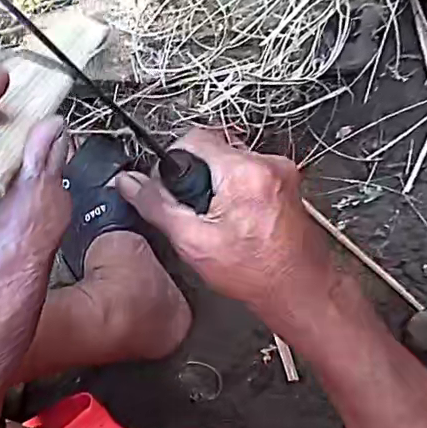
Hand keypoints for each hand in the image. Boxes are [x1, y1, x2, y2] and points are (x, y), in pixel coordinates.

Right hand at [114, 128, 339, 329]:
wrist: (297, 289)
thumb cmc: (255, 271)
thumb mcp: (191, 240)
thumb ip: (155, 205)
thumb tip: (129, 183)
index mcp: (245, 173)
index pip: (193, 139)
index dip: (171, 162)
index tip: (169, 187)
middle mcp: (268, 164)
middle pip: (211, 148)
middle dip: (193, 175)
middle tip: (193, 209)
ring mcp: (281, 172)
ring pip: (227, 160)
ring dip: (213, 183)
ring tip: (213, 217)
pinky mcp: (285, 182)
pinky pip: (245, 172)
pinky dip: (231, 190)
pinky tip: (231, 220)